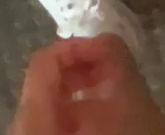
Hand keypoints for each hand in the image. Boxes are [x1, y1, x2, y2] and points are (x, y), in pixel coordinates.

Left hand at [9, 36, 156, 134]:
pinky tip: (115, 130)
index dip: (79, 46)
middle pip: (49, 88)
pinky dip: (88, 128)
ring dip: (92, 103)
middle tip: (123, 77)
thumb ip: (118, 63)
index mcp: (31, 122)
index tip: (114, 51)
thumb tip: (110, 38)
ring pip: (57, 117)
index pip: (44, 61)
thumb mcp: (133, 110)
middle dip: (89, 75)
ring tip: (125, 106)